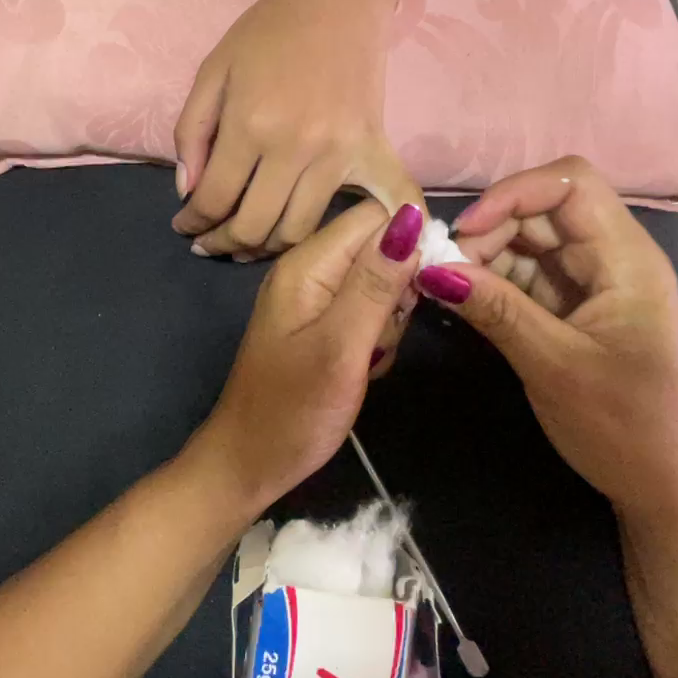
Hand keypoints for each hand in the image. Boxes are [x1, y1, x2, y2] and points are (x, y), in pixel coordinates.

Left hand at [171, 0, 423, 258]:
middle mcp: (295, 149)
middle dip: (224, 244)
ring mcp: (340, 154)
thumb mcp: (213, 71)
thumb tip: (189, 193)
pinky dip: (378, 232)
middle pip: (255, 226)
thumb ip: (192, 133)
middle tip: (213, 243)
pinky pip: (387, 202)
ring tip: (252, 243)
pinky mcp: (375, 150)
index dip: (194, 223)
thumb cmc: (268, 31)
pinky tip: (360, 248)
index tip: (187, 227)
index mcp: (249, 126)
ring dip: (270, 247)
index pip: (214, 200)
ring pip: (300, 229)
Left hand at [184, 202, 424, 513]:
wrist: (249, 463)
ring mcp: (313, 299)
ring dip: (390, 319)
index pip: (373, 215)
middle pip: (379, 248)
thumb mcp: (342, 347)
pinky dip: (377, 338)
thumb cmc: (293, 410)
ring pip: (379, 284)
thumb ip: (375, 284)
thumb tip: (411, 219)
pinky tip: (364, 368)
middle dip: (400, 288)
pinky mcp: (321, 325)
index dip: (410, 239)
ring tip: (371, 357)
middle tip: (384, 335)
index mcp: (307, 264)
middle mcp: (308, 270)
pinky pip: (366, 313)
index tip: (427, 284)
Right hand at [408, 158, 677, 511]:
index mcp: (627, 260)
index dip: (514, 193)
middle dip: (490, 229)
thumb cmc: (621, 426)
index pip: (571, 184)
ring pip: (527, 238)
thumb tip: (430, 268)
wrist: (657, 486)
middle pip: (542, 208)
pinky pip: (524, 270)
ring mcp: (590, 279)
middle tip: (448, 271)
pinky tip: (464, 299)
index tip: (466, 232)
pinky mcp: (570, 302)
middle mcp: (611, 257)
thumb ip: (495, 310)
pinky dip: (491, 278)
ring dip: (484, 255)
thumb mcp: (553, 366)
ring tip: (450, 289)